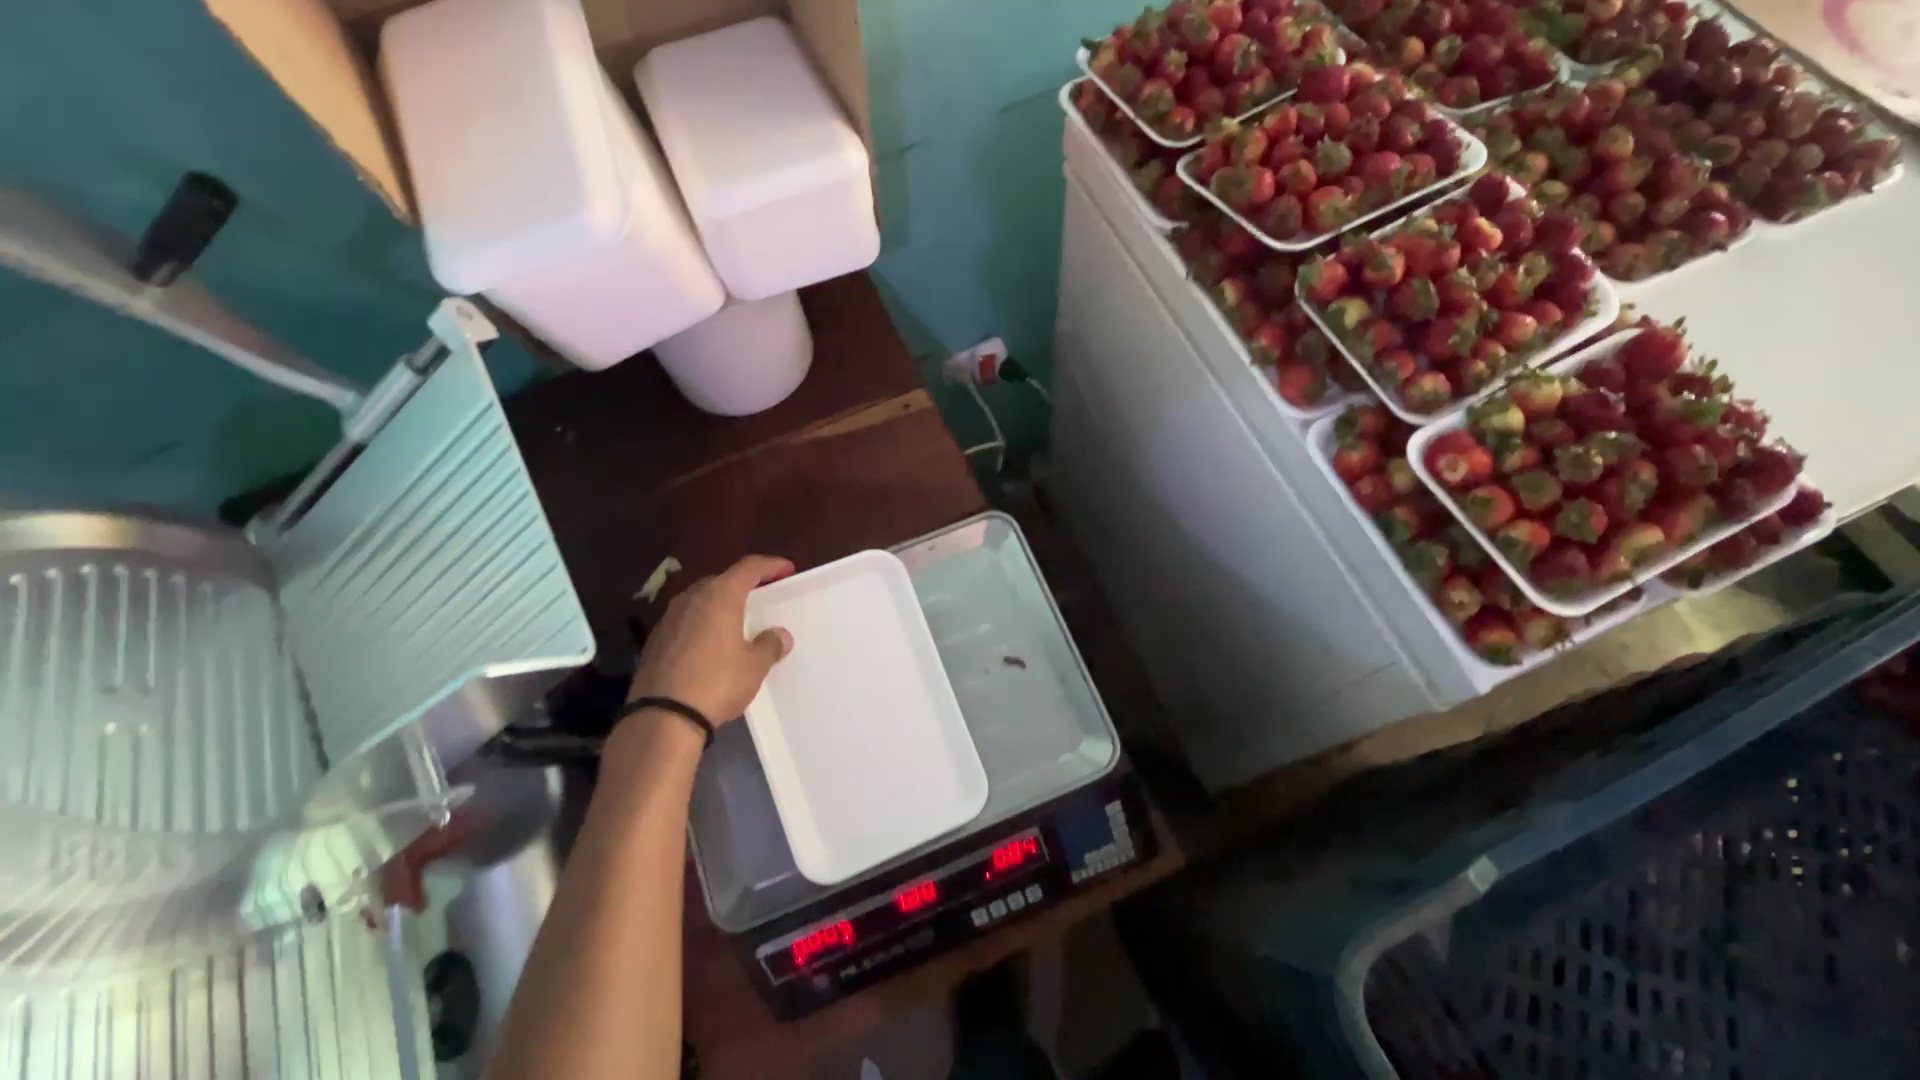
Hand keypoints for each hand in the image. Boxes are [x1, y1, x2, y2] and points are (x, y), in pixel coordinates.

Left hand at [630, 555, 794, 725]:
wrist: (663, 716)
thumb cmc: (717, 682)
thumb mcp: (754, 666)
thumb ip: (769, 644)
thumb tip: (779, 635)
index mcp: (720, 596)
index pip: (749, 567)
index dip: (771, 565)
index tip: (787, 570)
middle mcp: (692, 598)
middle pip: (722, 581)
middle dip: (743, 586)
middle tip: (762, 598)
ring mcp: (669, 618)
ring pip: (700, 601)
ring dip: (720, 605)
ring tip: (737, 622)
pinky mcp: (655, 640)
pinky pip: (685, 621)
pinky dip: (702, 624)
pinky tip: (710, 644)